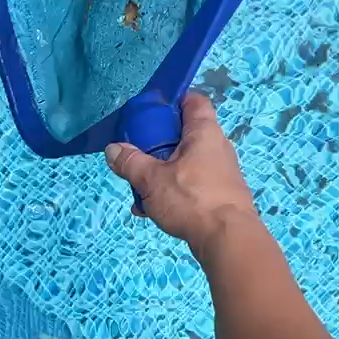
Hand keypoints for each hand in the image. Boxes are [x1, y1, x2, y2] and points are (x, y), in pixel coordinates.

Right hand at [105, 93, 264, 257]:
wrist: (226, 237)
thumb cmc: (190, 199)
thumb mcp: (151, 180)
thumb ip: (130, 163)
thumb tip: (112, 149)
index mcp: (204, 132)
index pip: (193, 101)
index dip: (172, 101)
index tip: (151, 112)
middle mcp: (217, 147)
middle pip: (184, 135)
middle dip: (158, 145)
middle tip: (137, 156)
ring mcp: (220, 172)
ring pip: (185, 163)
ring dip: (161, 174)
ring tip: (140, 191)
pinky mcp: (219, 194)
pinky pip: (191, 185)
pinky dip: (172, 192)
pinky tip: (152, 210)